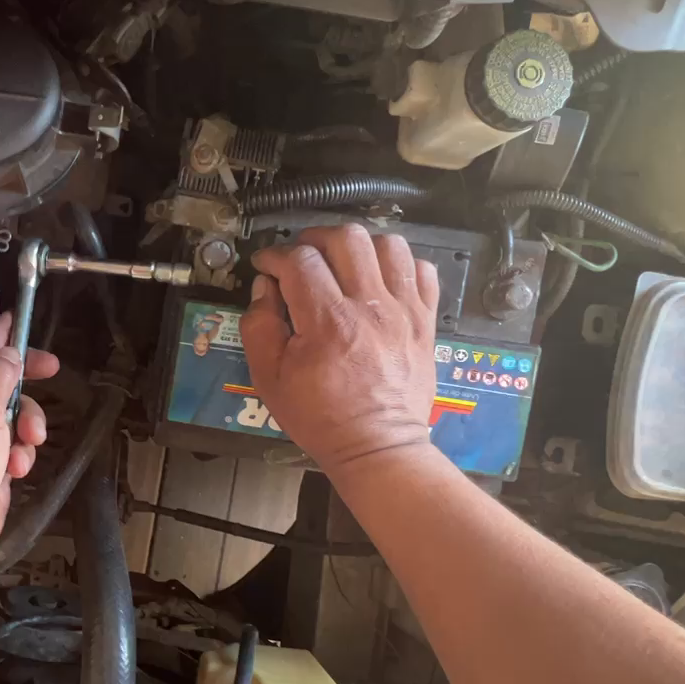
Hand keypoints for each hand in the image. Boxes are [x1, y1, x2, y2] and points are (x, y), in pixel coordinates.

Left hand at [0, 313, 58, 562]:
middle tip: (51, 370)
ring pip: (10, 413)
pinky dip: (18, 454)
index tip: (23, 322)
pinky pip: (11, 445)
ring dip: (26, 426)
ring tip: (29, 442)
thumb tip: (9, 355)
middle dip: (23, 383)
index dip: (0, 335)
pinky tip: (15, 468)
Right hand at [242, 225, 441, 475]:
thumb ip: (259, 326)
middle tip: (301, 258)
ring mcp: (404, 311)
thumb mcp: (268, 377)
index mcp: (326, 321)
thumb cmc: (318, 415)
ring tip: (342, 263)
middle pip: (346, 238)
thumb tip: (265, 287)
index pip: (299, 260)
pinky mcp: (425, 320)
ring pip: (388, 245)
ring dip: (359, 246)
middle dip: (314, 238)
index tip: (266, 266)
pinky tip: (378, 280)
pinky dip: (399, 265)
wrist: (376, 445)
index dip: (275, 255)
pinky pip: (422, 270)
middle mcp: (368, 306)